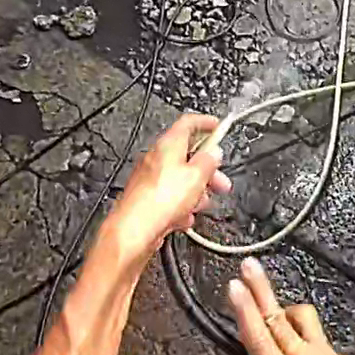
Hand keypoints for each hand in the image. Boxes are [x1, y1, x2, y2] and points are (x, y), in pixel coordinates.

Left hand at [105, 112, 230, 258]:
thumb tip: (214, 153)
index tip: (217, 126)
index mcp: (168, 145)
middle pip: (188, 155)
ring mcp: (150, 179)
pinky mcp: (147, 199)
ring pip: (180, 178)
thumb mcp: (197, 176)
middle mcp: (156, 158)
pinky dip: (182, 205)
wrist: (134, 231)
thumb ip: (209, 161)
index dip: (206, 123)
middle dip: (208, 169)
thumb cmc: (159, 201)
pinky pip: (170, 197)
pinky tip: (185, 216)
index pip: (188, 123)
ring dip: (197, 190)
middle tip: (220, 179)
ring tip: (202, 203)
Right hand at [228, 258, 354, 354]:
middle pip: (278, 316)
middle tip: (249, 266)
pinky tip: (300, 342)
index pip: (260, 338)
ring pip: (302, 319)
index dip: (245, 309)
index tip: (235, 287)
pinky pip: (318, 337)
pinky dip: (303, 332)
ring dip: (284, 307)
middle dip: (261, 288)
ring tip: (271, 304)